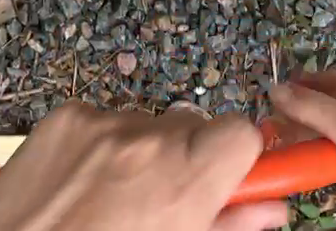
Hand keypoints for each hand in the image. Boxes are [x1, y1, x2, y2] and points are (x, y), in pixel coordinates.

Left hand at [0, 102, 288, 230]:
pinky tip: (80, 184)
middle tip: (161, 200)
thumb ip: (228, 227)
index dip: (238, 158)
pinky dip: (98, 145)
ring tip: (110, 199)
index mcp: (184, 178)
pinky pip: (101, 120)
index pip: (241, 132)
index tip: (228, 180)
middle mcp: (147, 137)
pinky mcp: (65, 115)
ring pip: (144, 123)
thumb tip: (270, 207)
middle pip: (191, 125)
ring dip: (139, 151)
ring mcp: (102, 121)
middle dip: (186, 156)